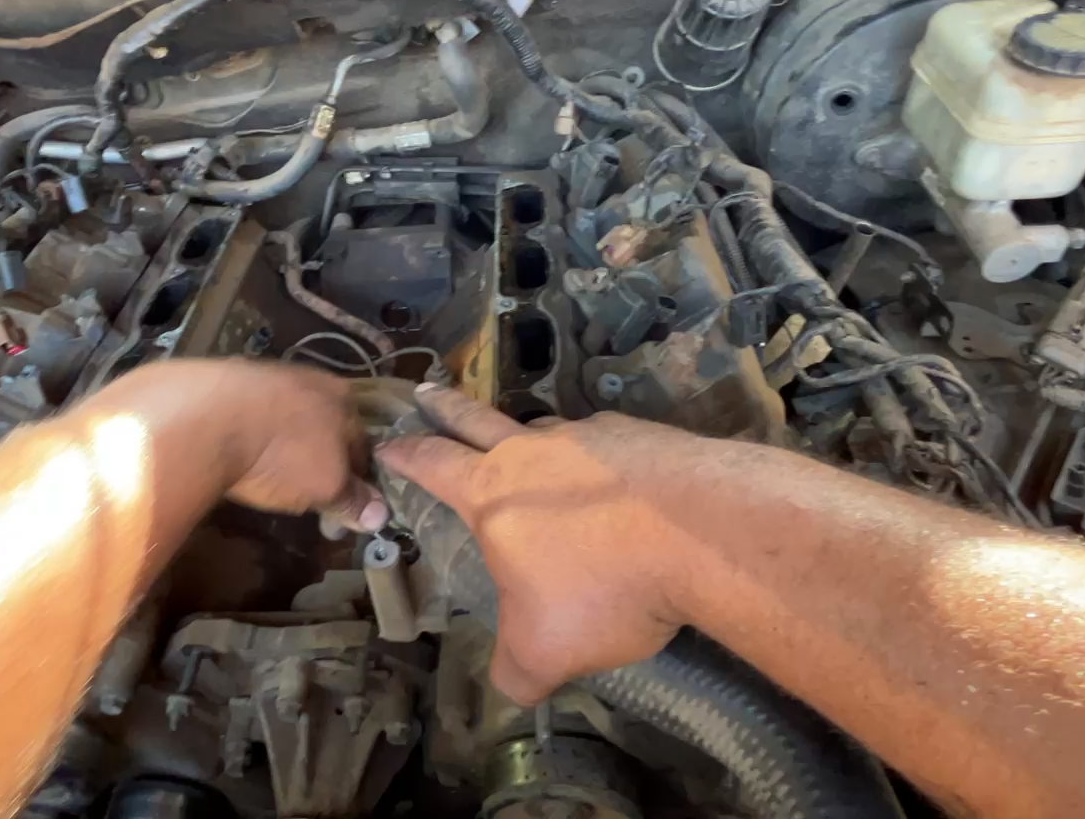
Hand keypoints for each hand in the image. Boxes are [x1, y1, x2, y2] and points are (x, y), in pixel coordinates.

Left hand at [89, 359, 386, 532]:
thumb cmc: (282, 454)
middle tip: (306, 495)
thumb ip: (353, 499)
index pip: (364, 445)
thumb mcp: (325, 486)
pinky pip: (255, 413)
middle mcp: (313, 380)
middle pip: (327, 427)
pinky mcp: (231, 381)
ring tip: (271, 477)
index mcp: (344, 399)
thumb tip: (381, 515)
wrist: (206, 418)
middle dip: (322, 459)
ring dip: (287, 445)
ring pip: (290, 418)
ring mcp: (271, 376)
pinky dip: (255, 433)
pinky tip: (243, 453)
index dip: (358, 479)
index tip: (345, 508)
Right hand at [377, 385, 708, 703]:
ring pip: (544, 431)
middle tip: (426, 393)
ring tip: (534, 454)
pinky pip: (603, 445)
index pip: (433, 463)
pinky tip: (618, 485)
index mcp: (492, 491)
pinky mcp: (637, 435)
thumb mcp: (545, 650)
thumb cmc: (602, 586)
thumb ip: (514, 672)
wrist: (697, 530)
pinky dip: (598, 460)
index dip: (405, 454)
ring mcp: (586, 436)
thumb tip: (507, 691)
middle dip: (443, 407)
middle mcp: (532, 450)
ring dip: (530, 440)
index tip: (387, 442)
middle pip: (473, 418)